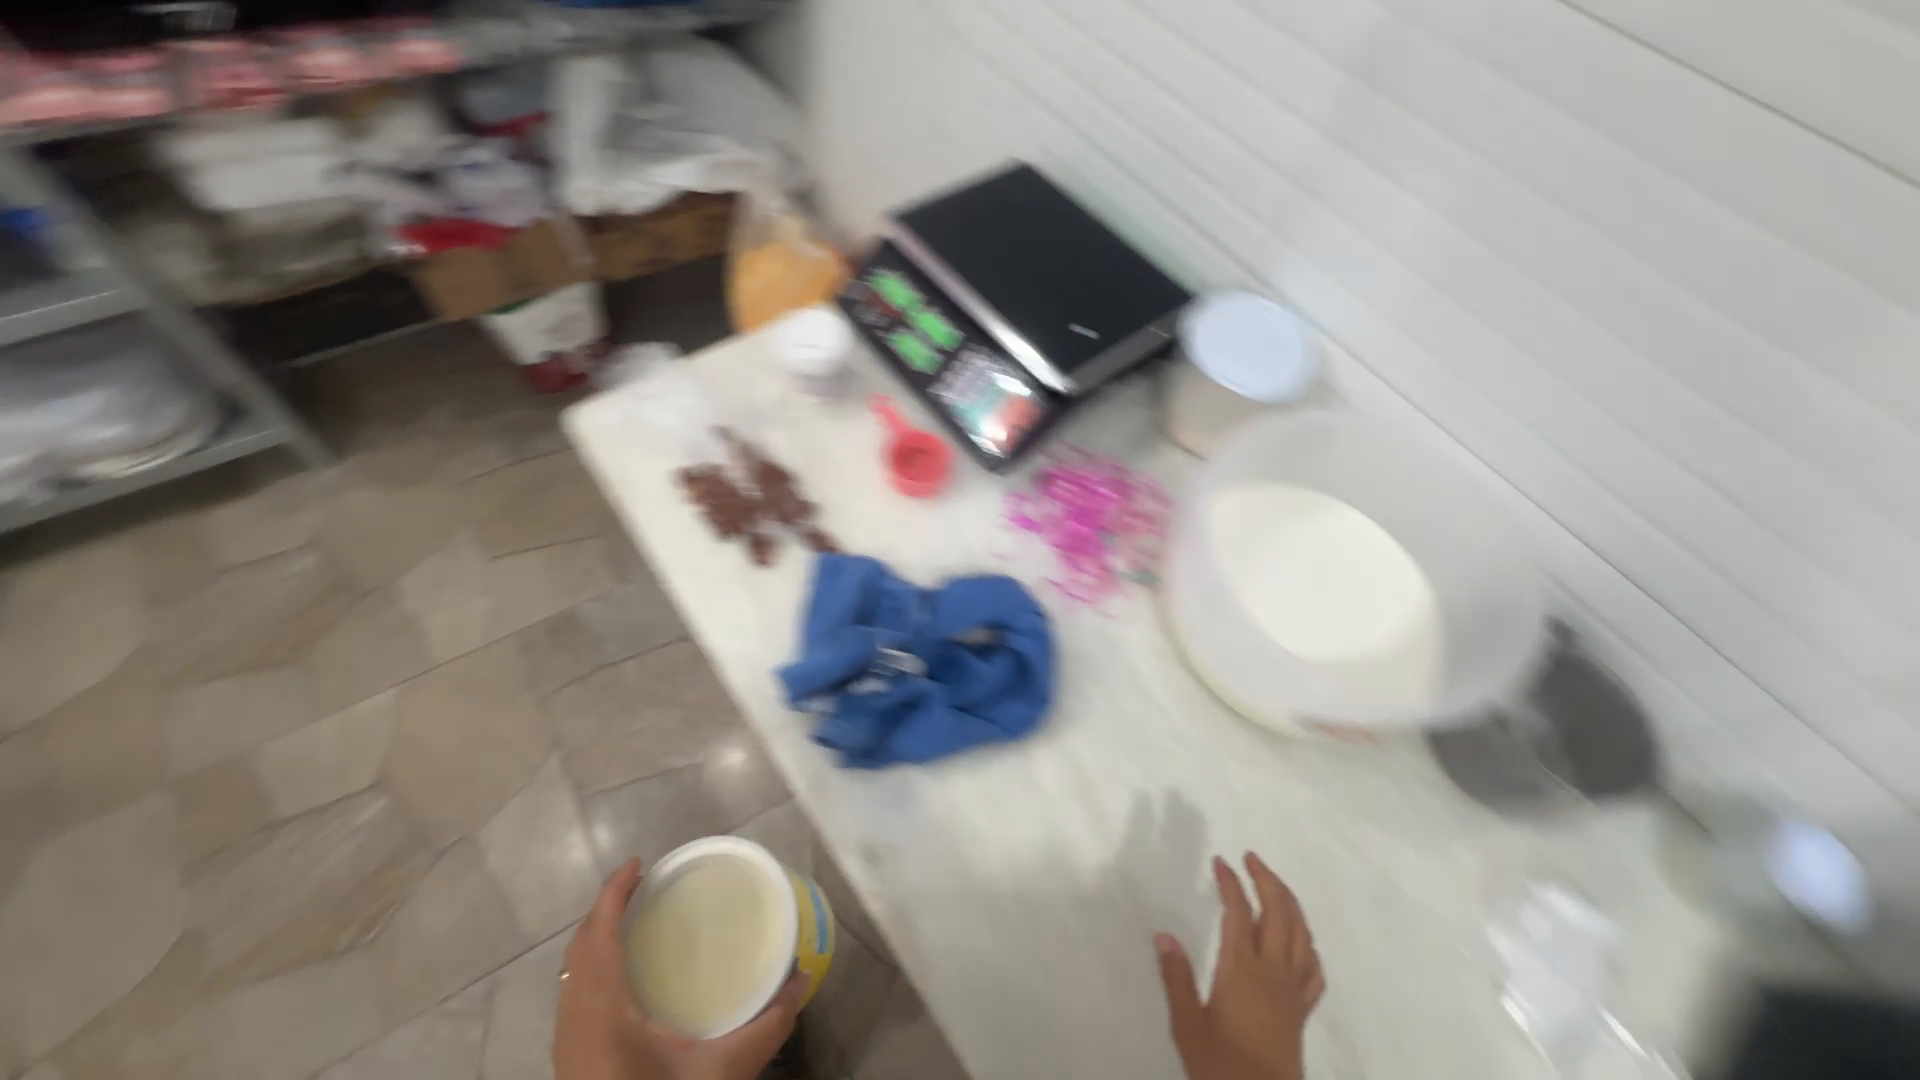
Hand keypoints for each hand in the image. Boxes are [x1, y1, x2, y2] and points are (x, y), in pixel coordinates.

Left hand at [555, 858, 805, 1079]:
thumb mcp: (723, 1070)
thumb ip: (767, 1024)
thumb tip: (803, 977)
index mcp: (603, 1007)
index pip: (598, 932)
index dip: (613, 892)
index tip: (638, 863)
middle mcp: (574, 1017)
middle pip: (580, 946)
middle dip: (606, 908)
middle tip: (643, 886)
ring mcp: (566, 1041)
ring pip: (572, 971)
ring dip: (597, 937)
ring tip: (633, 921)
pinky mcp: (569, 1060)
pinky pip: (574, 992)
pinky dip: (593, 965)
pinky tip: (621, 978)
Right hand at [1155, 854, 1324, 1079]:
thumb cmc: (1220, 1069)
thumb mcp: (1187, 1025)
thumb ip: (1176, 978)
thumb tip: (1164, 935)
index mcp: (1242, 970)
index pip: (1239, 912)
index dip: (1231, 883)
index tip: (1220, 862)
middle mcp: (1273, 973)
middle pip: (1279, 913)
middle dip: (1267, 880)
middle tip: (1251, 859)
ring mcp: (1293, 992)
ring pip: (1301, 935)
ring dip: (1289, 903)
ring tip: (1275, 886)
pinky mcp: (1302, 1012)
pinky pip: (1313, 968)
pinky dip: (1307, 944)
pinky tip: (1300, 942)